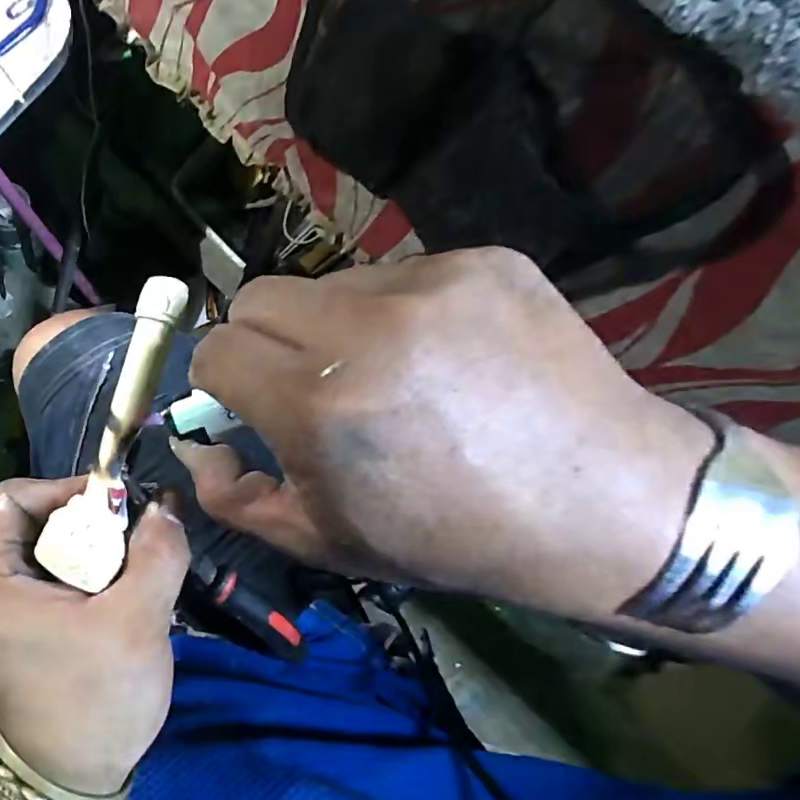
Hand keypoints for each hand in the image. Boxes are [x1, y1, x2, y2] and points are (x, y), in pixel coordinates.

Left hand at [0, 478, 189, 792]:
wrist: (70, 778)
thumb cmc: (95, 701)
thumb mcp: (135, 623)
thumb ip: (156, 554)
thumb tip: (164, 506)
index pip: (14, 497)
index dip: (66, 489)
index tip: (118, 507)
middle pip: (31, 520)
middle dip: (86, 522)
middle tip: (135, 538)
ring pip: (46, 548)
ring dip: (92, 549)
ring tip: (135, 565)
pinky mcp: (20, 625)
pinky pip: (51, 577)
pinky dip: (87, 573)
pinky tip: (122, 590)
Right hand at [175, 248, 712, 622]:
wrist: (602, 505)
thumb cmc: (440, 537)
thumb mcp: (313, 538)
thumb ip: (227, 493)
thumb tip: (196, 443)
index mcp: (316, 401)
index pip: (214, 350)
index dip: (214, 381)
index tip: (239, 404)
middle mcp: (365, 327)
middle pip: (253, 299)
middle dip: (253, 342)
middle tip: (292, 383)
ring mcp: (430, 284)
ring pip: (320, 285)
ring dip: (319, 327)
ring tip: (372, 373)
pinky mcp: (483, 261)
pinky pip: (388, 277)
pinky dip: (383, 316)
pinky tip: (427, 359)